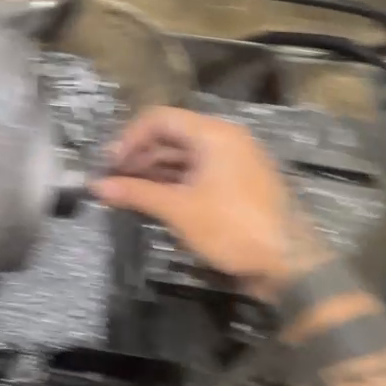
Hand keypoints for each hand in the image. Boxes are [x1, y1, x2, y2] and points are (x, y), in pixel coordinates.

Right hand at [93, 107, 327, 303]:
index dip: (129, 138)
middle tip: (112, 179)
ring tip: (125, 191)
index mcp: (214, 135)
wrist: (290, 266)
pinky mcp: (235, 183)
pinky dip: (171, 181)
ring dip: (151, 170)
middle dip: (138, 155)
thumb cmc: (232, 228)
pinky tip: (150, 198)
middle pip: (170, 136)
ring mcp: (233, 162)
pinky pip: (195, 172)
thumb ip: (135, 193)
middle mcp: (224, 140)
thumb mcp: (178, 209)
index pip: (159, 119)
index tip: (110, 165)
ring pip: (181, 156)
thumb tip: (96, 186)